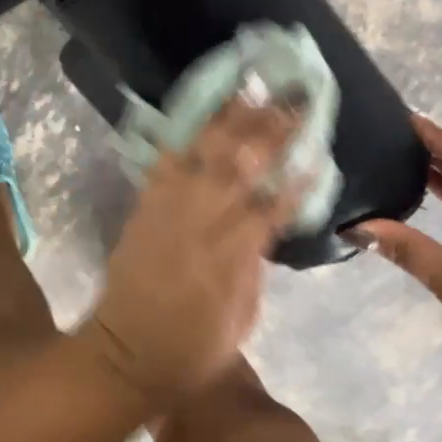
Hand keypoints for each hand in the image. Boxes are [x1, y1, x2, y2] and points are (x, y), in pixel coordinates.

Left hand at [81, 102, 303, 405]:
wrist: (123, 356)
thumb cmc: (191, 350)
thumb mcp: (241, 319)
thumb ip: (255, 267)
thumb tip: (268, 226)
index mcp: (229, 262)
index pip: (269, 208)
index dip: (294, 176)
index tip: (317, 143)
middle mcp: (198, 229)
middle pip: (238, 169)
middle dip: (267, 128)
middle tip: (291, 95)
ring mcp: (166, 214)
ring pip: (201, 156)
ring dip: (227, 118)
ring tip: (249, 85)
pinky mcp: (142, 209)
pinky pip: (164, 165)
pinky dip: (183, 136)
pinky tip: (200, 112)